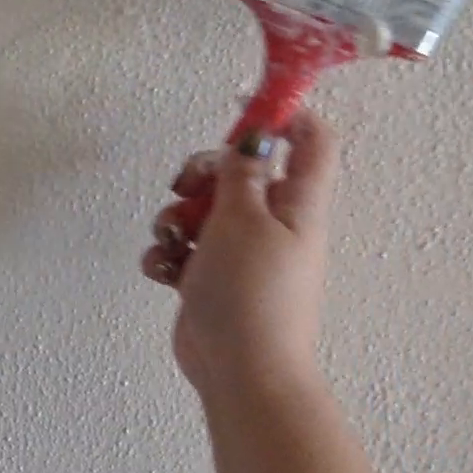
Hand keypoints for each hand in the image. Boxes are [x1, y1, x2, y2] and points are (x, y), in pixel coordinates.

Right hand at [141, 110, 338, 391]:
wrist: (240, 368)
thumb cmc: (251, 291)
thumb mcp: (243, 220)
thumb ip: (241, 172)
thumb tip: (256, 133)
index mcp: (296, 202)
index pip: (310, 140)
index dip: (283, 114)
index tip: (242, 104)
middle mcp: (271, 222)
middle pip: (238, 171)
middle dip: (202, 172)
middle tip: (183, 185)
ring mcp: (238, 252)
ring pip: (202, 209)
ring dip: (175, 216)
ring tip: (171, 240)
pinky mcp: (209, 278)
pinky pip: (184, 249)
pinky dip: (168, 254)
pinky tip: (162, 269)